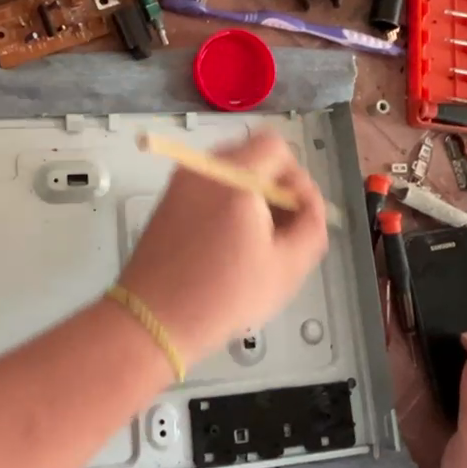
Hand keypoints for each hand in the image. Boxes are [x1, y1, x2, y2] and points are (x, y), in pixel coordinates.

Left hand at [117, 132, 327, 362]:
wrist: (154, 320)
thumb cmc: (220, 297)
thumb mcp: (286, 267)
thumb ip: (312, 226)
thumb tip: (311, 208)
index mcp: (233, 176)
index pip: (276, 147)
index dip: (297, 178)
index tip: (301, 213)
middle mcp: (203, 169)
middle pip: (252, 155)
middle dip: (276, 187)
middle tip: (285, 228)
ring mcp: (180, 183)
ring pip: (231, 172)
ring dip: (252, 196)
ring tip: (259, 240)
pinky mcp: (168, 201)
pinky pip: (208, 187)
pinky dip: (227, 203)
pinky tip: (232, 243)